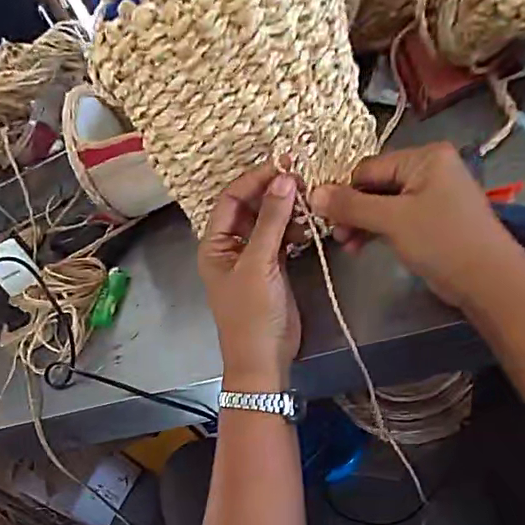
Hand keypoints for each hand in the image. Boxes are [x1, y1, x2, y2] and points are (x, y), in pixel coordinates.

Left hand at [199, 165, 305, 392]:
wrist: (264, 359)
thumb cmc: (252, 314)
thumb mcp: (259, 265)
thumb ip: (271, 221)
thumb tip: (284, 179)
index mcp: (214, 244)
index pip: (231, 199)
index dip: (255, 180)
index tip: (284, 165)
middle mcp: (231, 247)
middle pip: (251, 208)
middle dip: (274, 193)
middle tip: (303, 181)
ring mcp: (252, 258)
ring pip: (269, 223)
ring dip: (287, 211)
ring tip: (310, 204)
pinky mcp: (273, 269)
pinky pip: (282, 240)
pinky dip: (294, 231)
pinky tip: (309, 227)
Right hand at [309, 143, 524, 308]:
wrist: (487, 279)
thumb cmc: (442, 242)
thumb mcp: (392, 221)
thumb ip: (351, 206)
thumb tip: (313, 194)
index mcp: (425, 157)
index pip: (369, 168)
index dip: (344, 192)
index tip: (323, 218)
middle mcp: (430, 169)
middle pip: (376, 185)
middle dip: (353, 211)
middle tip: (335, 236)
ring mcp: (433, 195)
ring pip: (384, 204)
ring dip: (363, 223)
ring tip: (347, 245)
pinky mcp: (434, 220)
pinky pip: (397, 218)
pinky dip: (379, 230)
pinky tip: (362, 246)